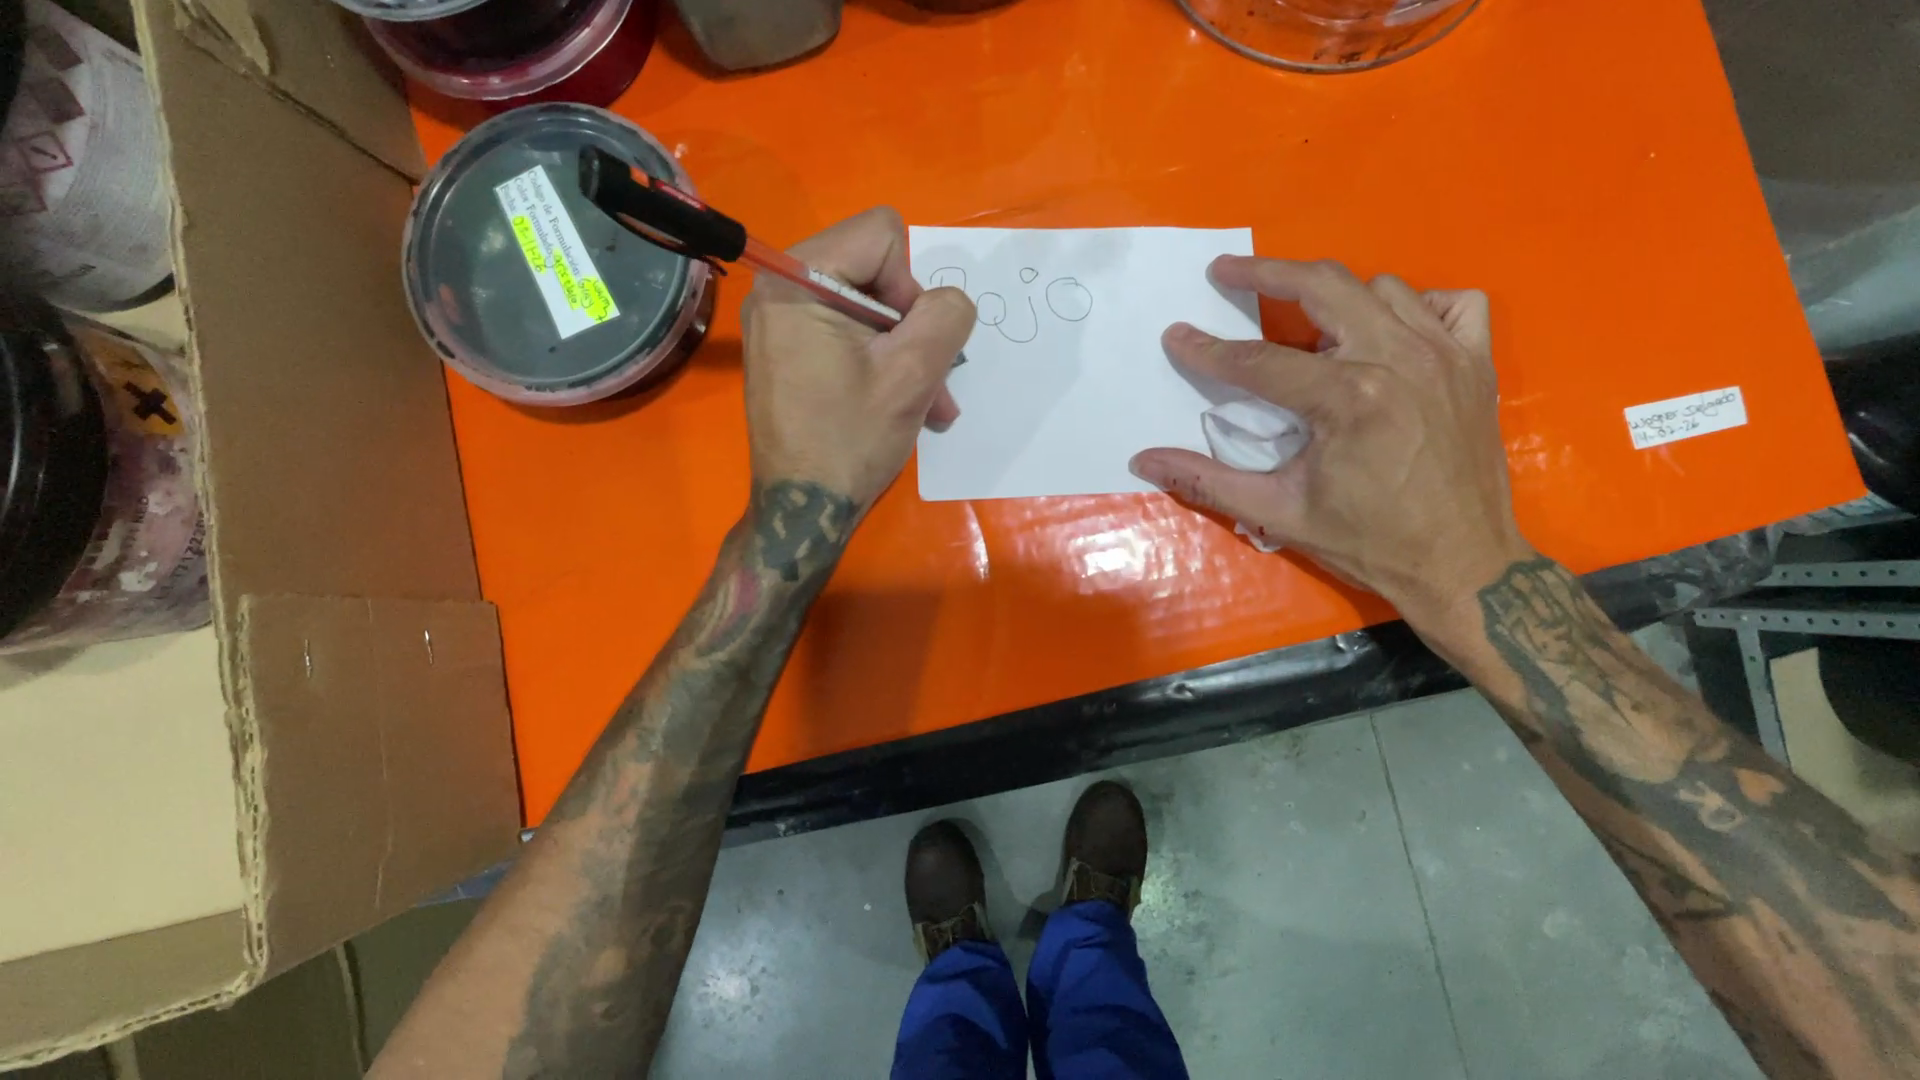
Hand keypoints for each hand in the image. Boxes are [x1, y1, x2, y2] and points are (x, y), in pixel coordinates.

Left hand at [741, 207, 974, 510]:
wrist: (802, 509)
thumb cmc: (850, 440)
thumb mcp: (912, 375)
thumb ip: (946, 317)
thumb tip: (948, 302)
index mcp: (796, 281)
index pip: (881, 234)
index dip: (911, 286)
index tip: (908, 344)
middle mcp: (778, 289)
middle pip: (874, 268)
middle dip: (912, 324)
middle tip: (931, 378)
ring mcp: (780, 322)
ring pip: (868, 305)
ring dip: (906, 351)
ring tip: (930, 404)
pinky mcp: (788, 350)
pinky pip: (848, 331)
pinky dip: (880, 361)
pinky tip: (901, 404)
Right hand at [1128, 256, 1532, 625]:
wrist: (1463, 566)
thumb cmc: (1369, 542)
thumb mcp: (1278, 514)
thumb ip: (1207, 480)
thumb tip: (1143, 460)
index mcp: (1348, 399)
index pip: (1259, 360)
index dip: (1208, 349)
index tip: (1176, 335)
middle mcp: (1399, 359)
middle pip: (1324, 286)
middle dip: (1267, 273)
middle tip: (1227, 272)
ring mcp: (1446, 354)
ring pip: (1383, 288)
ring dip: (1336, 297)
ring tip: (1305, 323)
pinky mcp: (1476, 363)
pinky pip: (1453, 304)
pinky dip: (1418, 306)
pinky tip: (1391, 333)